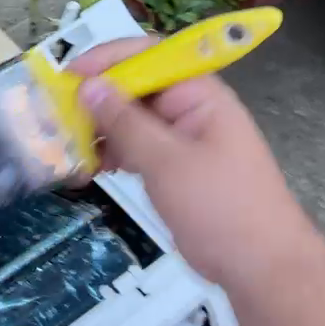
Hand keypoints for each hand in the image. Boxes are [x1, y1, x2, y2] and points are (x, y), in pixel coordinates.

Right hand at [70, 37, 318, 284]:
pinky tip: (92, 168)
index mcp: (198, 92)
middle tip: (60, 113)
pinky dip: (114, 152)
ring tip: (72, 145)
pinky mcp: (174, 167)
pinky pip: (137, 146)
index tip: (70, 75)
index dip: (107, 58)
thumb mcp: (167, 161)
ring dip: (101, 128)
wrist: (263, 270)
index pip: (148, 55)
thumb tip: (88, 85)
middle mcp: (189, 108)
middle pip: (136, 86)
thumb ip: (124, 122)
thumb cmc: (220, 207)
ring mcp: (181, 139)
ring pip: (132, 118)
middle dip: (98, 97)